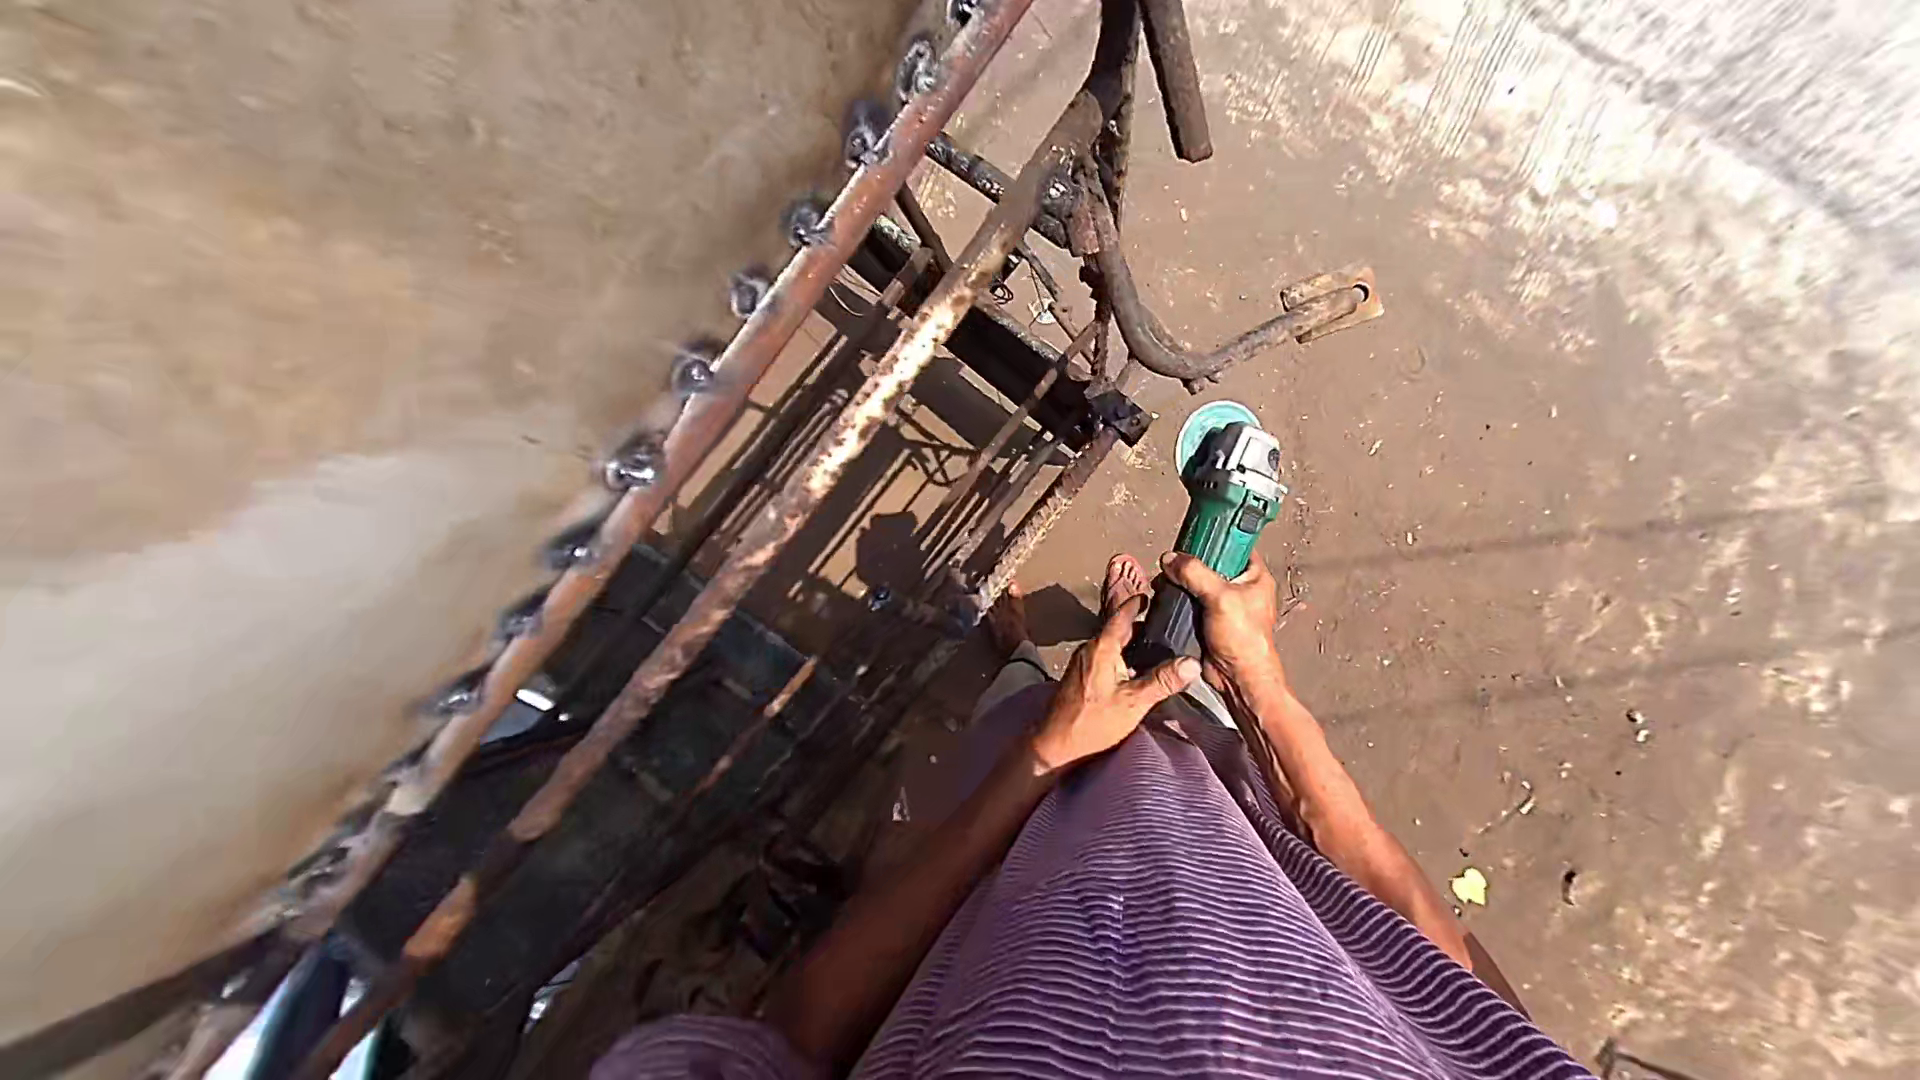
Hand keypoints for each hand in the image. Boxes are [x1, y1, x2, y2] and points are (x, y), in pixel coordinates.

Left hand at [1031, 594, 1200, 770]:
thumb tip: (1193, 663)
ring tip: (1158, 642)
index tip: (1154, 594)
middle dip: (1140, 622)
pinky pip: (1106, 655)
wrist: (1056, 744)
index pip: (1122, 615)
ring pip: (1112, 643)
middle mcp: (1090, 649)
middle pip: (1118, 628)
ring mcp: (1083, 662)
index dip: (1138, 603)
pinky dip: (1123, 654)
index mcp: (1101, 648)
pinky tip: (1137, 666)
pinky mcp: (1081, 675)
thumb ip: (1163, 680)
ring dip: (1132, 641)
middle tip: (1166, 621)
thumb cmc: (1093, 722)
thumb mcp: (1134, 702)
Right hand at [1159, 551, 1285, 694]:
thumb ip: (1195, 574)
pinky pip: (1188, 600)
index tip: (1192, 536)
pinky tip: (1166, 596)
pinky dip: (1176, 598)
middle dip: (1188, 563)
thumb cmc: (1244, 640)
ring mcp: (1222, 603)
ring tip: (1165, 580)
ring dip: (1179, 582)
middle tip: (1173, 564)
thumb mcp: (1221, 598)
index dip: (1214, 540)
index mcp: (1254, 577)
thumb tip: (1171, 559)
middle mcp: (1240, 587)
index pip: (1234, 546)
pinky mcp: (1207, 617)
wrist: (1237, 677)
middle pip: (1209, 563)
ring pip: (1195, 582)